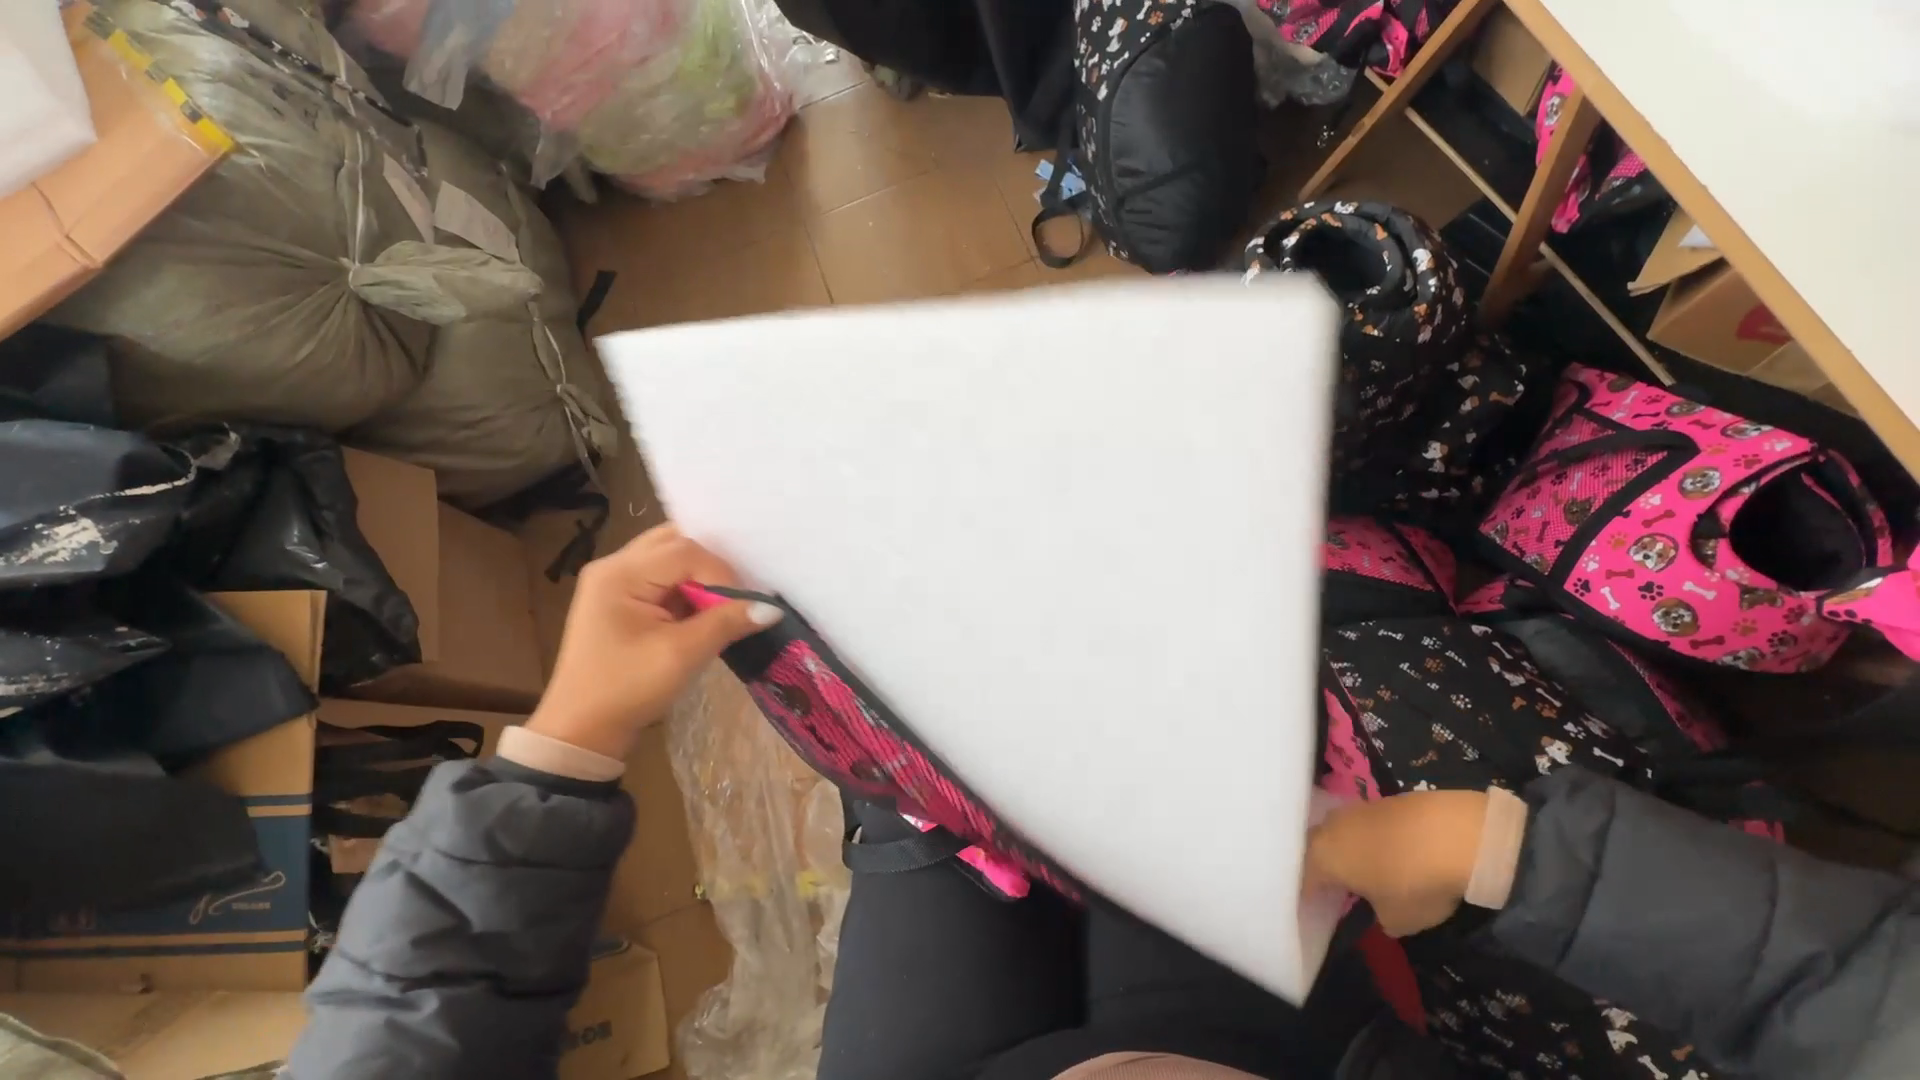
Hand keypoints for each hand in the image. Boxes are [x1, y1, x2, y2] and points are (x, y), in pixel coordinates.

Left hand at [526, 524, 781, 759]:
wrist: (582, 730)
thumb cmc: (628, 689)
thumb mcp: (682, 655)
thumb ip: (727, 623)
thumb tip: (771, 608)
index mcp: (620, 574)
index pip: (685, 552)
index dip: (720, 573)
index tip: (741, 605)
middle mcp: (613, 566)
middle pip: (674, 542)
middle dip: (710, 565)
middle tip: (733, 595)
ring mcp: (613, 581)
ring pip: (668, 556)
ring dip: (698, 575)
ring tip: (718, 603)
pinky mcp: (619, 599)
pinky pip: (660, 576)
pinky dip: (685, 586)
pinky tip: (700, 610)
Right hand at [1305, 790, 1488, 936]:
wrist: (1456, 833)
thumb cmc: (1414, 882)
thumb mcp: (1397, 920)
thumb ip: (1378, 916)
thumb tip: (1379, 909)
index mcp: (1321, 858)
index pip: (1305, 881)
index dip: (1311, 898)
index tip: (1319, 911)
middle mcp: (1329, 828)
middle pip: (1318, 851)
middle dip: (1326, 867)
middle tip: (1341, 888)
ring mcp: (1354, 809)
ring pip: (1342, 833)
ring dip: (1350, 850)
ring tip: (1370, 869)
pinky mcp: (1381, 800)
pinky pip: (1367, 825)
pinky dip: (1374, 839)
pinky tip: (1394, 852)